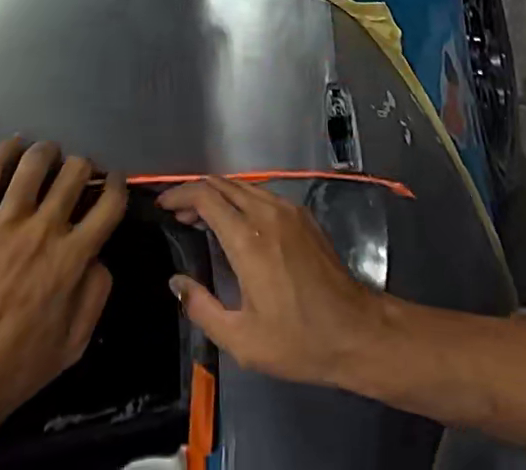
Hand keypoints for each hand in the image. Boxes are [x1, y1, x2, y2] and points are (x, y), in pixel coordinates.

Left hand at [0, 140, 125, 467]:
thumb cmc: (18, 365)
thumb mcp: (75, 342)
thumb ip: (95, 293)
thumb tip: (99, 254)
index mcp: (72, 259)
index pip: (108, 204)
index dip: (117, 185)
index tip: (113, 181)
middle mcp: (42, 230)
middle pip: (74, 173)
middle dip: (85, 165)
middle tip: (80, 171)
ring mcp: (3, 220)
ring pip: (34, 163)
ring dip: (48, 151)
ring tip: (50, 153)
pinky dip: (4, 149)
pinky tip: (13, 145)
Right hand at [158, 176, 394, 389]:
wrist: (363, 336)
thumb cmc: (301, 340)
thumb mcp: (242, 340)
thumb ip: (201, 308)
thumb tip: (176, 283)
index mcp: (247, 239)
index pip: (203, 195)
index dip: (177, 196)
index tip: (162, 208)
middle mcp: (265, 214)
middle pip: (219, 184)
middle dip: (193, 194)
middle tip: (179, 217)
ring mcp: (287, 211)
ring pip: (239, 186)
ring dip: (215, 195)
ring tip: (202, 220)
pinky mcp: (302, 217)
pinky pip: (260, 194)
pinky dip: (238, 199)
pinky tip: (235, 224)